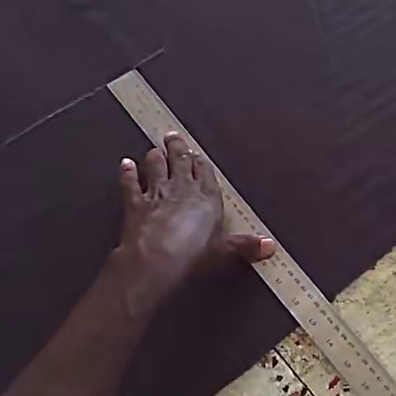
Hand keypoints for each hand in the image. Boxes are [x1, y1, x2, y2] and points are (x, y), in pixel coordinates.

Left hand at [112, 132, 274, 309]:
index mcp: (205, 195)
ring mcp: (156, 192)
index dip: (199, 161)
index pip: (203, 170)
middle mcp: (181, 187)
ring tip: (154, 149)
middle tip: (172, 137)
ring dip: (154, 156)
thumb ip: (245, 246)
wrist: (157, 258)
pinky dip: (127, 173)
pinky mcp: (135, 202)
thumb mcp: (224, 251)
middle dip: (176, 147)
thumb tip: (269, 246)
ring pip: (155, 165)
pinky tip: (125, 164)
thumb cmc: (192, 253)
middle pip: (179, 159)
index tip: (197, 155)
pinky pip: (129, 183)